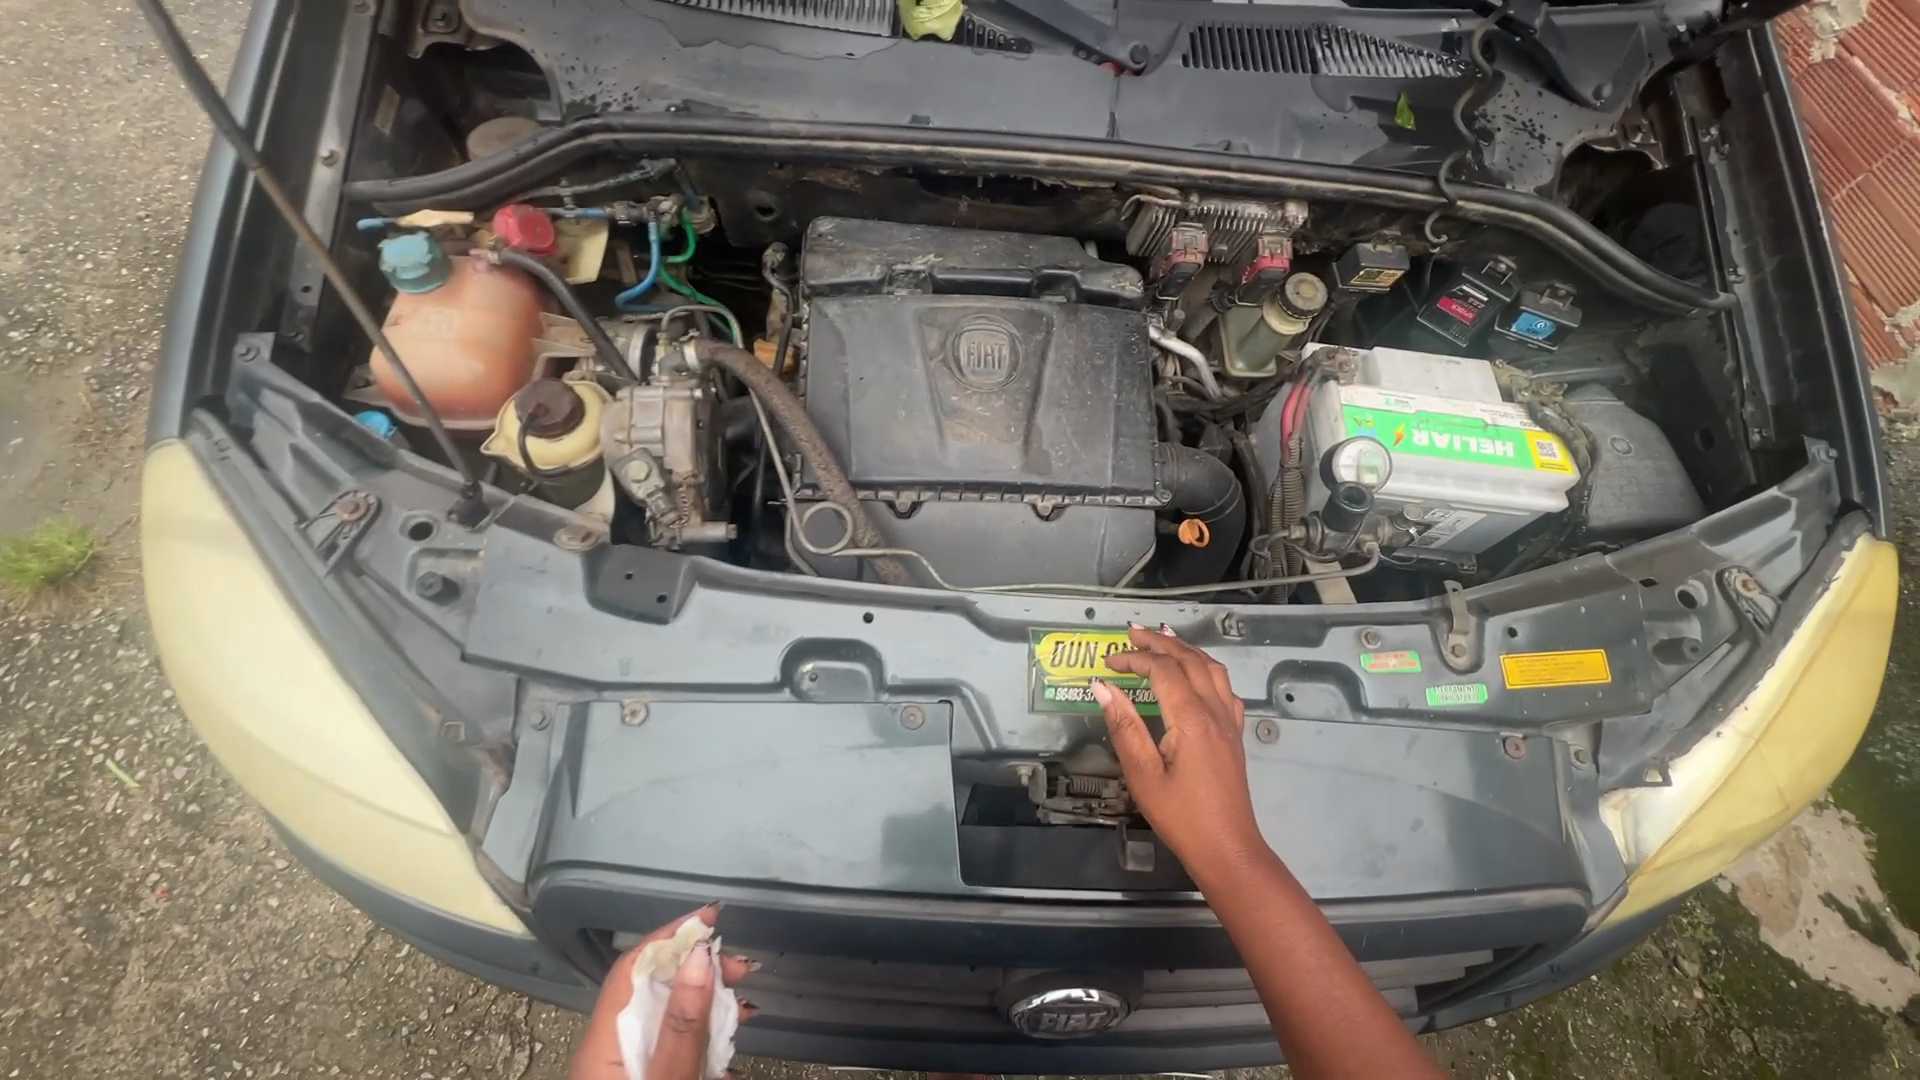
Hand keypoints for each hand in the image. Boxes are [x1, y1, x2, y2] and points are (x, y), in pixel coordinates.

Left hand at [569, 905, 758, 1079]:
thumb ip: (682, 1024)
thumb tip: (699, 954)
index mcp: (604, 1043)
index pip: (634, 965)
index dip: (673, 934)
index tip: (712, 917)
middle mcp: (607, 1051)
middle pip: (653, 989)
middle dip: (700, 969)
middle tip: (741, 969)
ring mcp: (621, 1070)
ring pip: (666, 1019)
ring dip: (707, 1006)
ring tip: (742, 1009)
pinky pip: (669, 1049)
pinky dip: (700, 1041)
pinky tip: (726, 1054)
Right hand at [1092, 625, 1267, 876]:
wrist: (1227, 848)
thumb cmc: (1180, 815)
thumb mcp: (1142, 773)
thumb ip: (1124, 725)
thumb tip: (1102, 686)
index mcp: (1190, 718)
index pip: (1162, 670)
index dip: (1134, 659)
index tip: (1109, 662)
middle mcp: (1214, 711)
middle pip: (1189, 660)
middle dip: (1159, 642)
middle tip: (1132, 632)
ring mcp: (1229, 721)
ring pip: (1211, 669)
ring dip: (1186, 649)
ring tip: (1164, 639)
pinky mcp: (1234, 734)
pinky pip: (1224, 687)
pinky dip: (1206, 670)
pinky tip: (1196, 675)